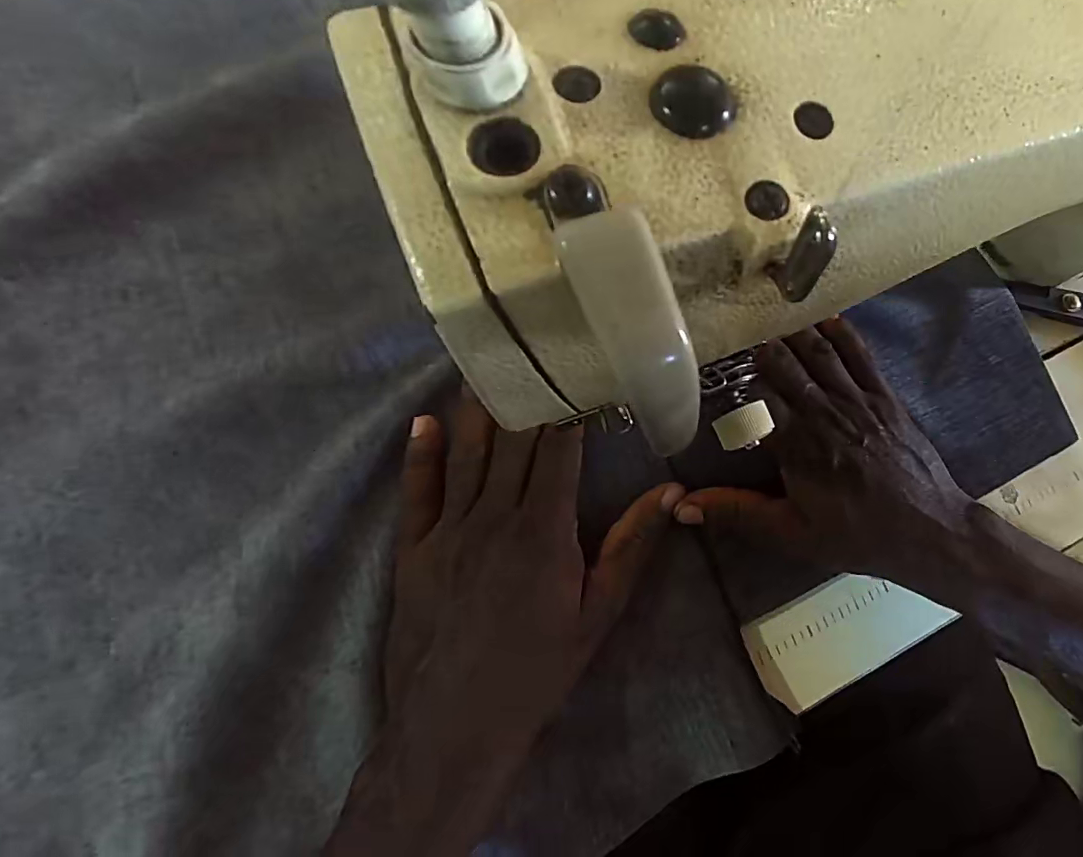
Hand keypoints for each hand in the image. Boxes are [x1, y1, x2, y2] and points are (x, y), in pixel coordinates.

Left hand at [328, 393, 678, 856]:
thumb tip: (670, 491)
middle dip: (528, 395)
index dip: (570, 408)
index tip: (581, 373)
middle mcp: (493, 518)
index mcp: (543, 530)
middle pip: (514, 443)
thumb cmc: (539, 667)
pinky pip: (416, 494)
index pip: (558, 451)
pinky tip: (423, 421)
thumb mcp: (599, 611)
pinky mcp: (412, 554)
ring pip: (465, 456)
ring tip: (483, 365)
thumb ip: (632, 546)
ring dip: (476, 410)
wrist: (452, 730)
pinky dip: (420, 456)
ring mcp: (447, 533)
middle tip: (535, 351)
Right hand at [670, 319, 986, 605]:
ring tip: (775, 316)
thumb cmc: (859, 533)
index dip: (737, 384)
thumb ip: (739, 514)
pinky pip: (862, 356)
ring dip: (796, 333)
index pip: (758, 400)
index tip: (719, 372)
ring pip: (821, 354)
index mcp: (798, 446)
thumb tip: (685, 506)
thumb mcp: (795, 534)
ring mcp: (858, 400)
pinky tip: (828, 316)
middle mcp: (825, 413)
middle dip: (763, 349)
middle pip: (787, 367)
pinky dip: (844, 333)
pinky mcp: (885, 396)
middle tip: (743, 334)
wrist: (928, 527)